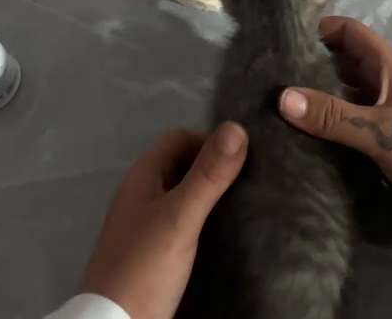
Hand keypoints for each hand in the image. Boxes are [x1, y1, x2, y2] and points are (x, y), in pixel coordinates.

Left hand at [78, 122, 247, 318]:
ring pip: (181, 196)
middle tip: (251, 181)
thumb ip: (207, 176)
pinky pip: (181, 224)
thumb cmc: (144, 266)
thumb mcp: (180, 218)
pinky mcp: (151, 255)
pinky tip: (222, 235)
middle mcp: (140, 196)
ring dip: (209, 195)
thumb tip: (237, 126)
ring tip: (245, 206)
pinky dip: (202, 221)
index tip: (244, 158)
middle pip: (180, 166)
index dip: (209, 142)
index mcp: (141, 178)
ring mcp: (143, 227)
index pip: (178, 139)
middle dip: (212, 167)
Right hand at [278, 16, 391, 255]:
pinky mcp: (385, 149)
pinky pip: (349, 129)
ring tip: (276, 105)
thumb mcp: (381, 131)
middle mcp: (386, 87)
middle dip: (310, 65)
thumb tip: (281, 97)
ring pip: (345, 98)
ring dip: (318, 100)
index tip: (283, 36)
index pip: (350, 33)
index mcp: (390, 69)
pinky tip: (301, 139)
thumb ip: (333, 115)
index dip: (320, 29)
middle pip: (343, 64)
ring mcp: (386, 118)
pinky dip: (328, 130)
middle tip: (269, 75)